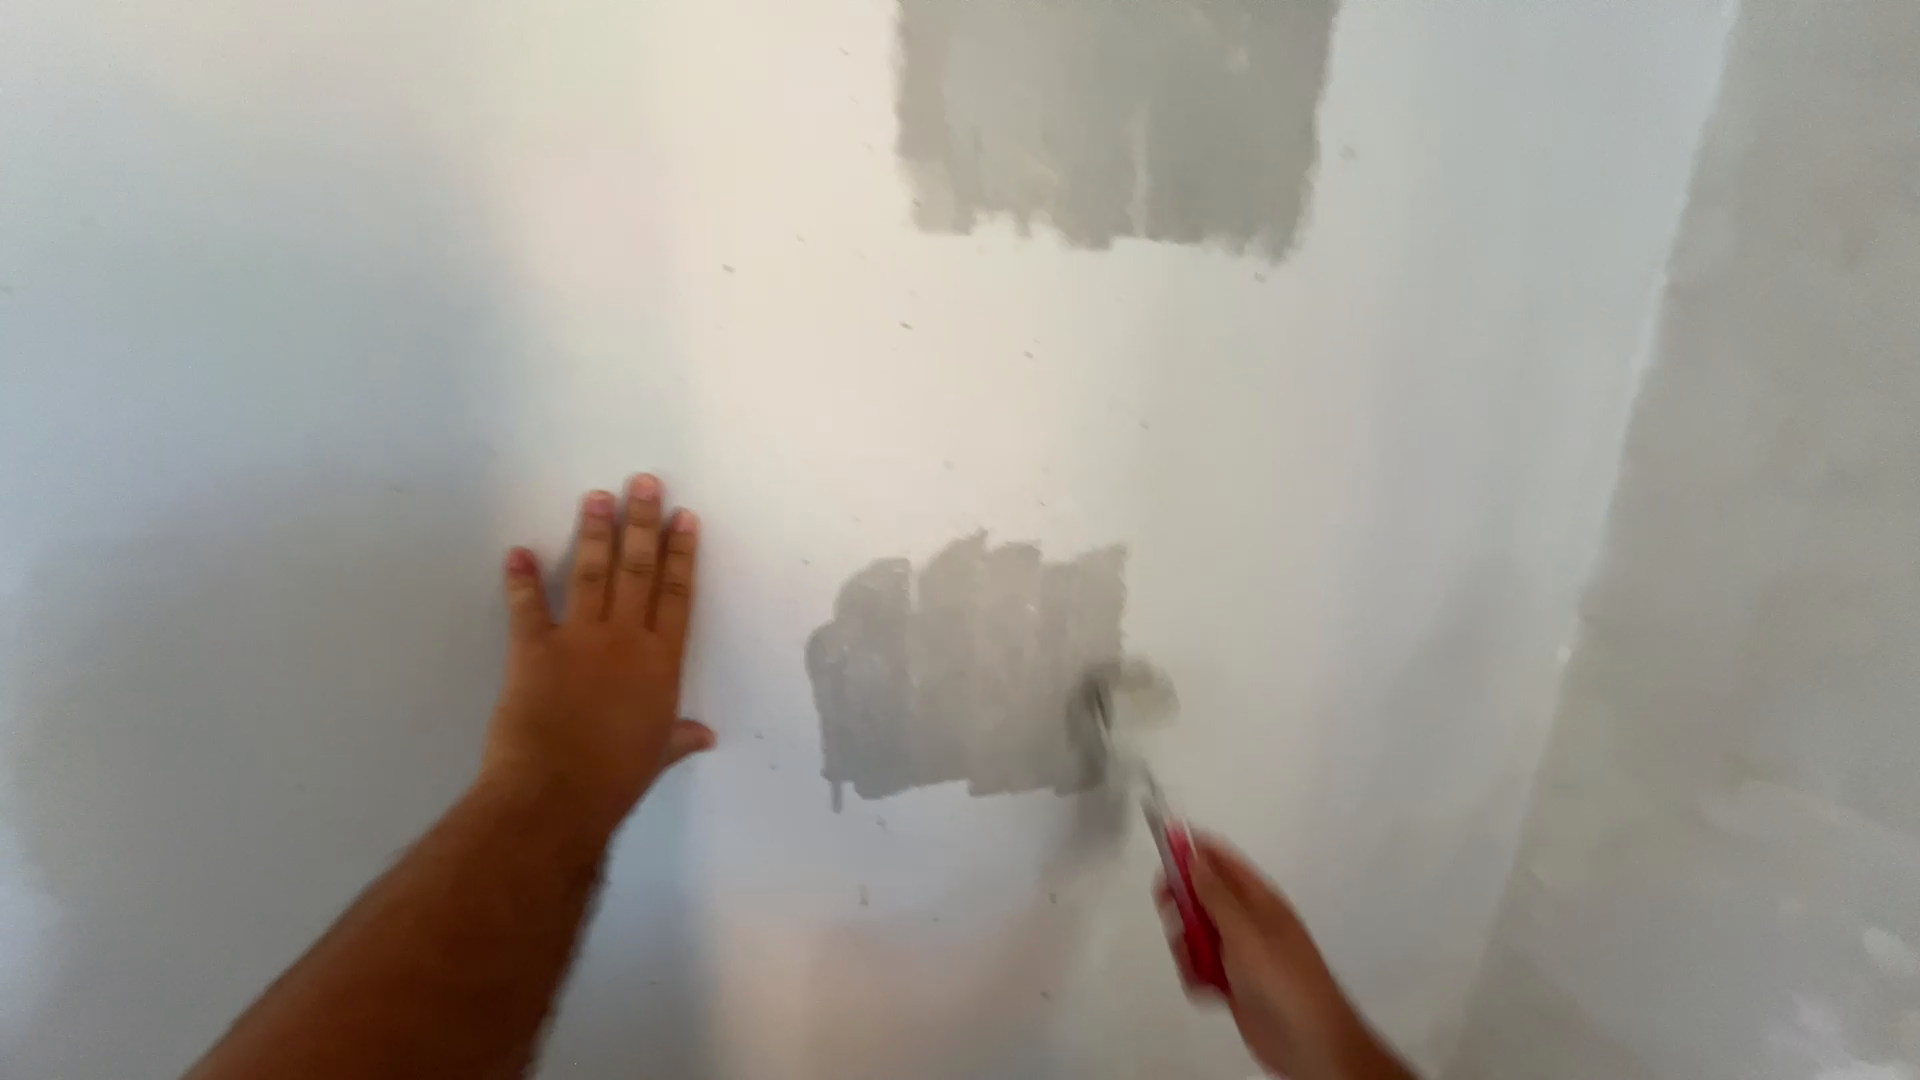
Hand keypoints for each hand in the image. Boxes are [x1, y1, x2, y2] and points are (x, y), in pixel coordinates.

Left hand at [479, 475, 713, 833]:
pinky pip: (527, 607)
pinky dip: (521, 579)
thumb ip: (680, 736)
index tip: (683, 518)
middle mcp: (627, 637)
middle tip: (644, 483)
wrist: (557, 793)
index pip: (677, 593)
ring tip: (598, 496)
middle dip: (642, 523)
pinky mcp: (534, 649)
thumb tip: (707, 736)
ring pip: (593, 574)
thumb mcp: (658, 752)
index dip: (681, 553)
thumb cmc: (618, 775)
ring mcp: (580, 639)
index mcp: (662, 660)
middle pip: (638, 569)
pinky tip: (518, 551)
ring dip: (595, 533)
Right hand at [1163, 837, 1413, 1079]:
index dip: (1192, 847)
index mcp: (1256, 898)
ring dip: (1187, 945)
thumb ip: (1215, 894)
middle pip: (1201, 894)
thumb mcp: (1245, 931)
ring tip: (1195, 962)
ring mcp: (1239, 951)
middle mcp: (1246, 920)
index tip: (1164, 843)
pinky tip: (1205, 988)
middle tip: (1171, 912)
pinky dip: (1196, 974)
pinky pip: (1200, 965)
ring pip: (1196, 932)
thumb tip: (1193, 857)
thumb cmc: (1282, 979)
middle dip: (1182, 902)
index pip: (1220, 858)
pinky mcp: (1232, 982)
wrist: (1310, 1046)